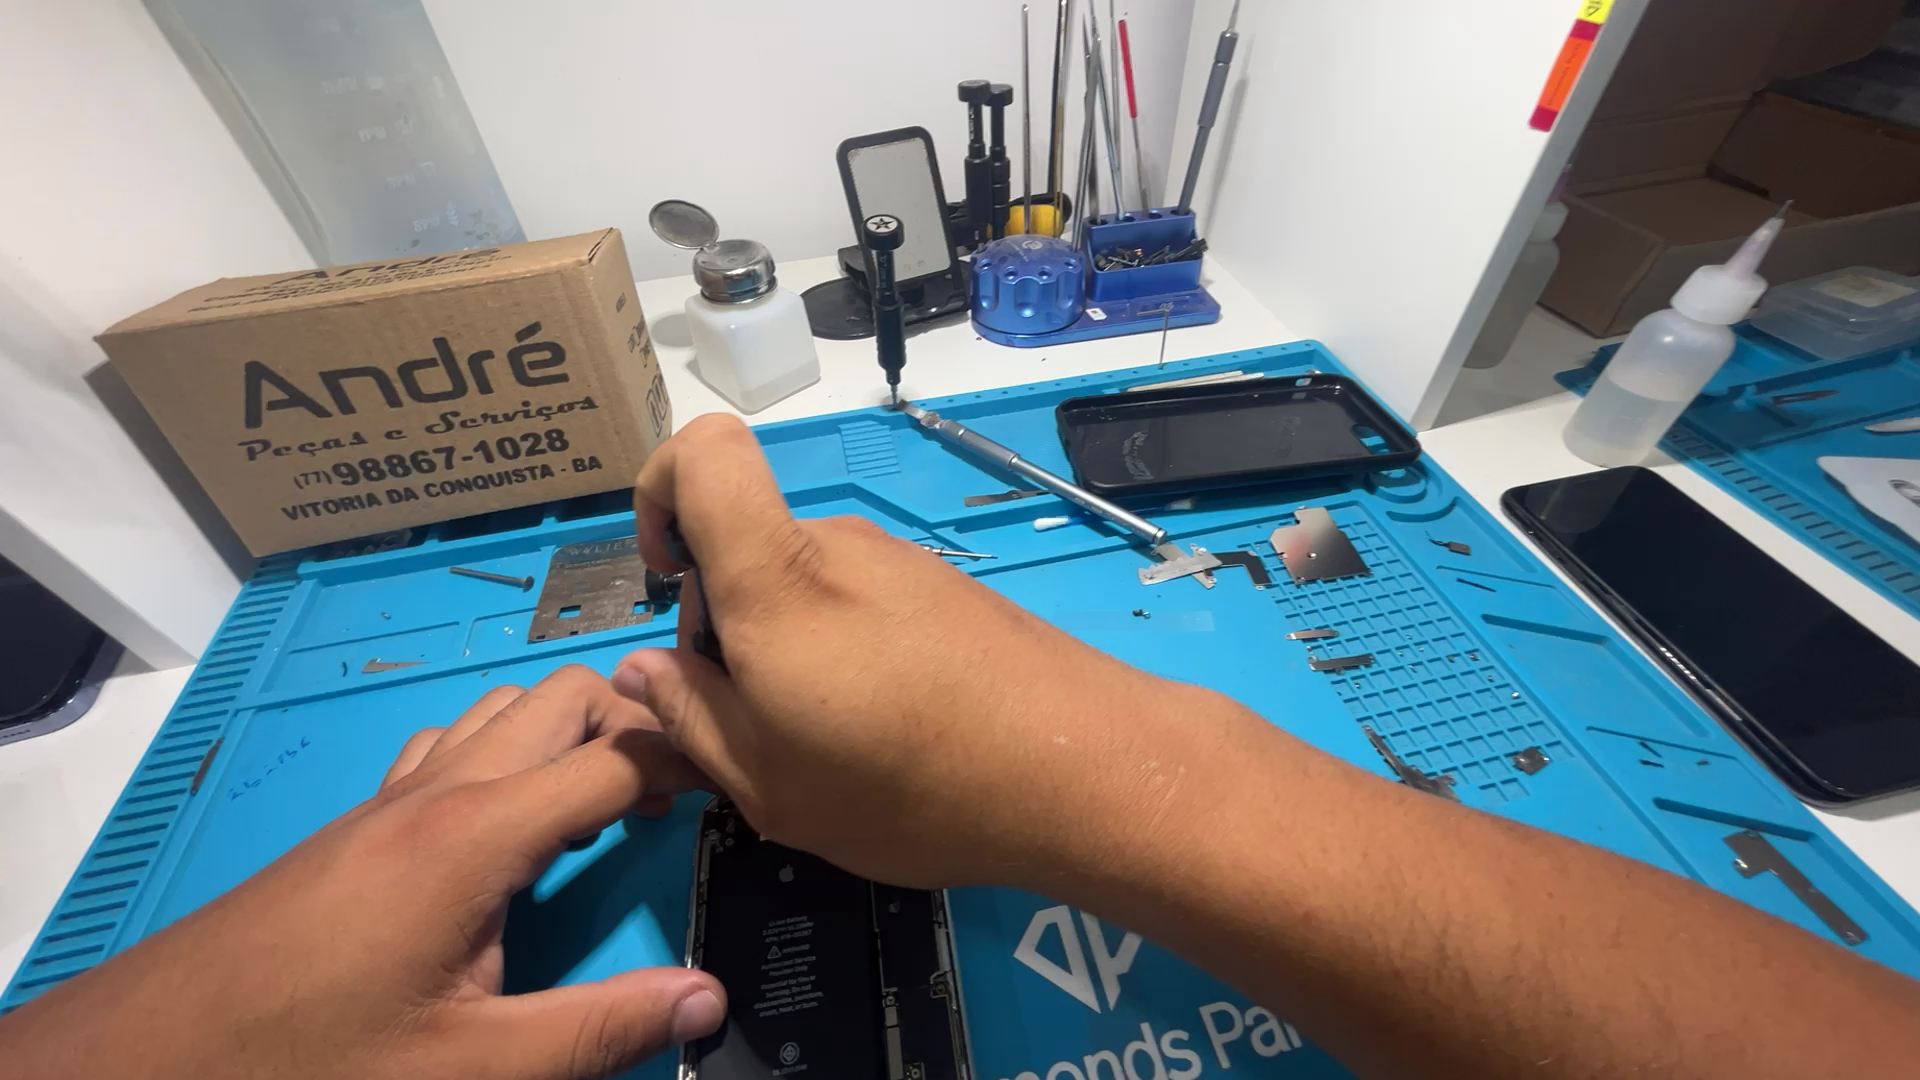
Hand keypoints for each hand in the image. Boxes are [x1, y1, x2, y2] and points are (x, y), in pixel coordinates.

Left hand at [0, 667, 724, 1079]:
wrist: (118, 1074)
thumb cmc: (299, 1068)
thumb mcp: (464, 1070)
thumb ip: (600, 1029)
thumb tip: (710, 998)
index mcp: (482, 831)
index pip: (621, 756)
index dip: (689, 761)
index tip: (728, 785)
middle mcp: (448, 785)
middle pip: (569, 696)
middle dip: (633, 725)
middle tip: (659, 798)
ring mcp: (399, 791)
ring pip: (512, 705)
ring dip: (569, 733)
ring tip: (591, 805)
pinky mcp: (367, 813)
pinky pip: (459, 739)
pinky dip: (508, 750)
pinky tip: (503, 819)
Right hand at [614, 415, 1263, 890]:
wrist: (1077, 764)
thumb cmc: (909, 783)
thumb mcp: (771, 783)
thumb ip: (692, 716)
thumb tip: (645, 668)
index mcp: (777, 578)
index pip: (705, 452)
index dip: (660, 492)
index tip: (670, 576)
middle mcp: (837, 545)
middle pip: (745, 545)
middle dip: (726, 623)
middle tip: (761, 724)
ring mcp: (898, 561)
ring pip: (802, 581)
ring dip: (788, 647)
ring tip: (831, 738)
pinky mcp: (941, 585)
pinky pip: (858, 598)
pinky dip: (842, 646)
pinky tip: (888, 722)